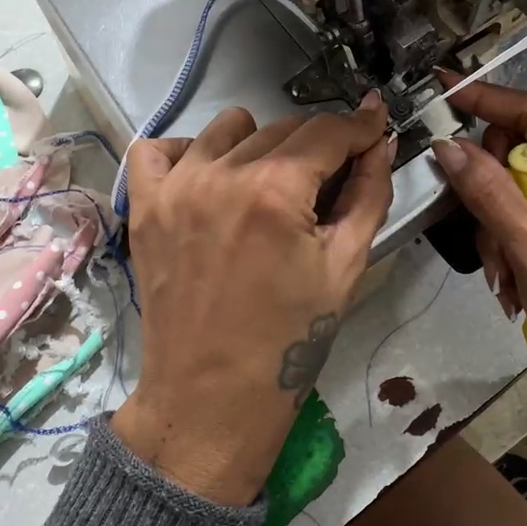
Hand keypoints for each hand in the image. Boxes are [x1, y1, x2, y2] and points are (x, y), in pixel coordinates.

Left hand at [112, 96, 393, 504]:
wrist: (212, 398)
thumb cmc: (290, 340)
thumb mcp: (345, 267)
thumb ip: (369, 194)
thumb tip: (381, 142)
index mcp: (276, 191)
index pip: (329, 130)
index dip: (361, 127)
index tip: (375, 129)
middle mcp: (222, 175)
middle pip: (284, 126)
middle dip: (318, 145)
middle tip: (330, 180)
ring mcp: (176, 188)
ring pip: (229, 127)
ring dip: (260, 143)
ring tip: (269, 186)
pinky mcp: (145, 206)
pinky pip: (159, 148)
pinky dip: (189, 151)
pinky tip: (211, 177)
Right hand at [430, 78, 526, 468]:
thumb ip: (490, 194)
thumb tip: (447, 143)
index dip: (491, 97)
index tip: (444, 86)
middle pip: (526, 146)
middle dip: (492, 185)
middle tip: (484, 236)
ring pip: (521, 179)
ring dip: (498, 220)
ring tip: (502, 271)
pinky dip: (512, 233)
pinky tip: (511, 274)